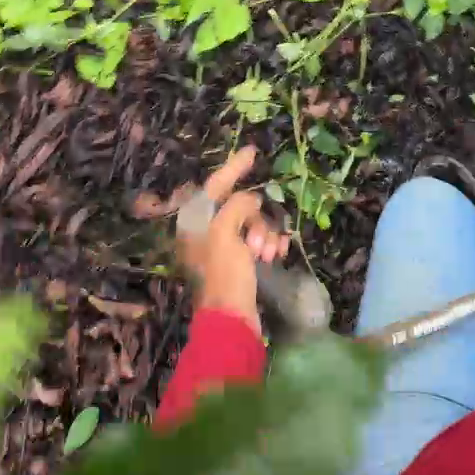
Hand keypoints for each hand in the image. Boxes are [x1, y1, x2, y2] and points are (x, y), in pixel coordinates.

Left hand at [178, 147, 289, 331]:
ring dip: (267, 234)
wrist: (232, 322)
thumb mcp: (226, 233)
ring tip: (270, 254)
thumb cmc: (224, 276)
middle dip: (257, 219)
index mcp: (196, 224)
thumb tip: (253, 203)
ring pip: (253, 224)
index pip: (215, 185)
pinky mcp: (240, 264)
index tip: (253, 152)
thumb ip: (238, 206)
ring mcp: (224, 250)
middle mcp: (207, 233)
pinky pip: (260, 241)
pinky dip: (271, 244)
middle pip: (240, 206)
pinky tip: (279, 254)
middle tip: (261, 242)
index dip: (234, 167)